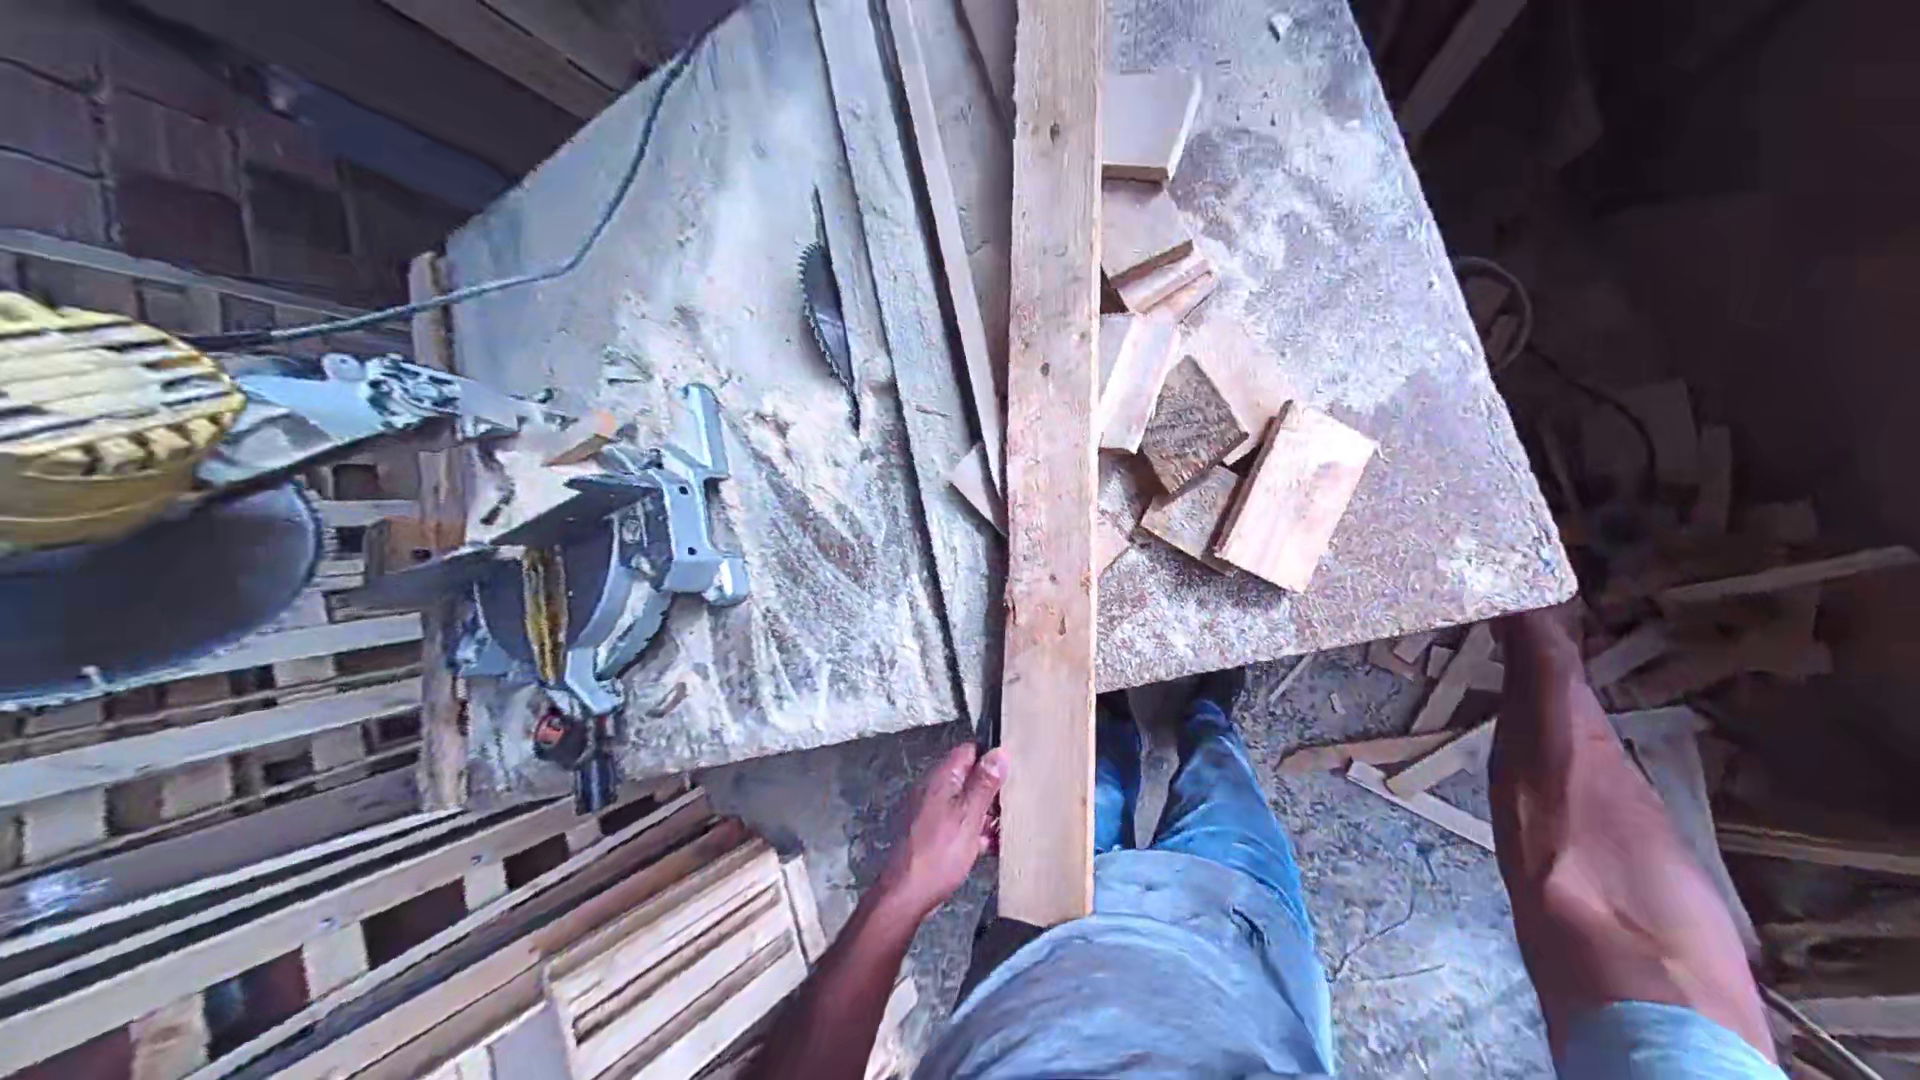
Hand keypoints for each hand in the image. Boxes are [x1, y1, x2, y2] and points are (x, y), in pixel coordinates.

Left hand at [873, 743, 1007, 920]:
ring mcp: (932, 811)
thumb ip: (985, 783)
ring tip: (1003, 831)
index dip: (992, 758)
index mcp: (942, 777)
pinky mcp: (933, 833)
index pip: (970, 751)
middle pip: (970, 777)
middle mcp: (934, 788)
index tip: (1014, 771)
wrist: (907, 893)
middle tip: (1011, 807)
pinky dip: (974, 831)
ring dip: (986, 814)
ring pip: (967, 802)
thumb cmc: (939, 852)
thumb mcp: (969, 815)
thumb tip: (999, 752)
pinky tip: (988, 847)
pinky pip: (959, 822)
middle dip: (992, 791)